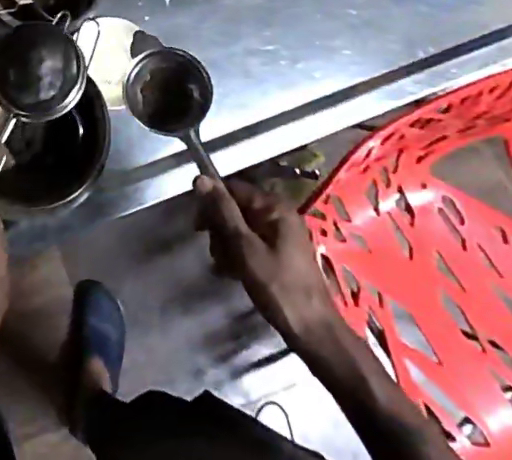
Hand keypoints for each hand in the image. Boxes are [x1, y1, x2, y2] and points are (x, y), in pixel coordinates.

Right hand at [194, 176, 339, 344]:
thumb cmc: (278, 287)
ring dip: (227, 244)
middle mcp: (280, 213)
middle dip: (220, 229)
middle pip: (236, 207)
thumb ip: (223, 212)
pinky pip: (252, 242)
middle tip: (216, 254)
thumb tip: (201, 179)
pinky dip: (240, 253)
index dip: (212, 205)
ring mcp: (282, 233)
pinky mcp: (282, 252)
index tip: (198, 229)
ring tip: (225, 268)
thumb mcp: (245, 248)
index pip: (232, 189)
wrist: (313, 331)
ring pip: (242, 226)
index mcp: (274, 207)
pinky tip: (233, 273)